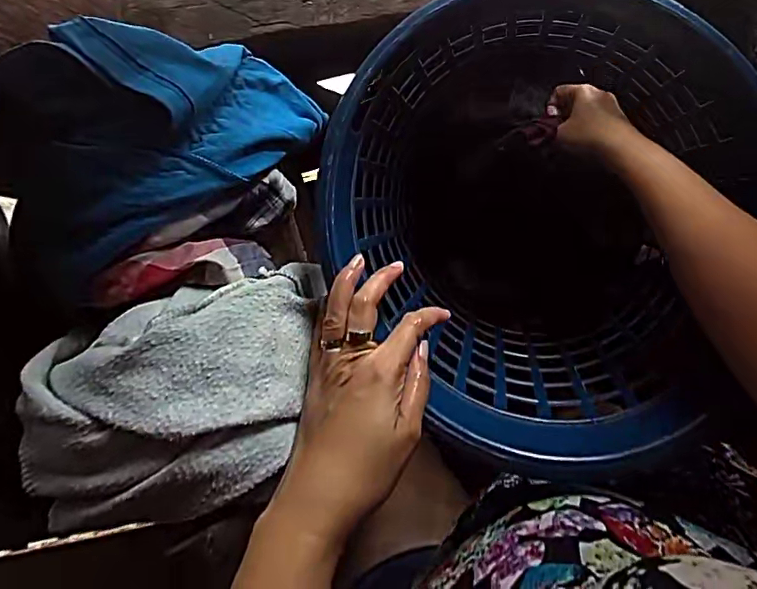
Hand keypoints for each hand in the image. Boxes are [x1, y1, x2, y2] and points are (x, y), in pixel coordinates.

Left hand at [265, 254, 449, 549]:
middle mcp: (350, 357)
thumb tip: (423, 349)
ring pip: (335, 309)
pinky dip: (329, 305)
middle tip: (394, 265)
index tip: (442, 315)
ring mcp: (327, 362)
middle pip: (364, 304)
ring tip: (357, 262)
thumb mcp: (408, 434)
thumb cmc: (368, 470)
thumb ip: (418, 385)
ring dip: (347, 281)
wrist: (317, 494)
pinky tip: (334, 298)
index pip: (408, 328)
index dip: (428, 316)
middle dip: (381, 279)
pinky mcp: (314, 372)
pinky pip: (320, 327)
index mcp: (379, 370)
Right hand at [548, 83, 644, 162]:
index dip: (550, 108)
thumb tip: (547, 132)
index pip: (558, 92)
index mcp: (582, 90)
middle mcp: (598, 93)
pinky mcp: (620, 120)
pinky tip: (589, 144)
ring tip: (574, 140)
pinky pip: (600, 121)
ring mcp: (612, 106)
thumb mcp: (559, 135)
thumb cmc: (592, 136)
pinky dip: (592, 130)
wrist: (623, 150)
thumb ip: (549, 131)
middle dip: (564, 116)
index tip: (549, 121)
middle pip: (574, 101)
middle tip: (559, 131)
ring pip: (588, 111)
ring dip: (579, 123)